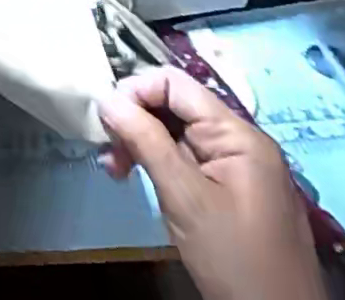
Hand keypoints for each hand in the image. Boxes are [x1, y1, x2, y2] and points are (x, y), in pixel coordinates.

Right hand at [98, 67, 326, 299]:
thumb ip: (146, 141)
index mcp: (237, 135)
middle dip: (134, 120)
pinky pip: (183, 157)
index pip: (175, 84)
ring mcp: (233, 165)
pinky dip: (155, 161)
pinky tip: (133, 176)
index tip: (108, 120)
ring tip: (115, 168)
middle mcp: (237, 140)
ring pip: (173, 131)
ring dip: (139, 143)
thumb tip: (106, 98)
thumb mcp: (185, 198)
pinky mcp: (226, 187)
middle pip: (172, 105)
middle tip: (108, 149)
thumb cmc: (236, 260)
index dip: (136, 92)